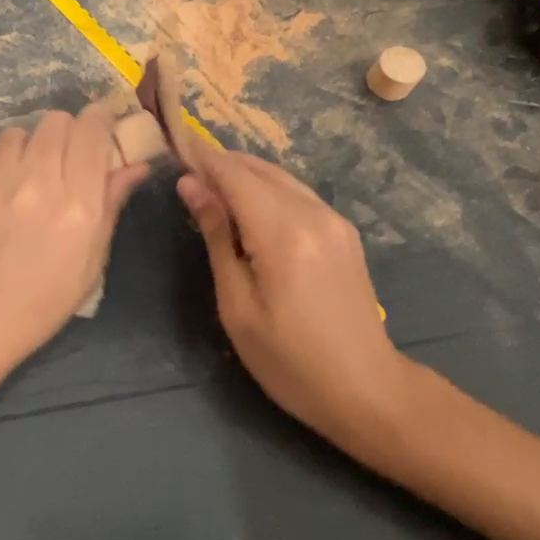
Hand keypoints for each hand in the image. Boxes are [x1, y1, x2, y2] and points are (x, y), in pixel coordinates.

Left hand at [0, 107, 150, 383]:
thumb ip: (110, 206)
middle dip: (64, 133)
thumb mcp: (89, 265)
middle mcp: (33, 183)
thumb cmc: (37, 305)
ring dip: (23, 150)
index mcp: (76, 206)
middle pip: (54, 121)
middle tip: (59, 160)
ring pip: (14, 134)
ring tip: (17, 183)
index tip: (97, 128)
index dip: (98, 121)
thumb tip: (134, 163)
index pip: (92, 129)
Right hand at [177, 147, 410, 449]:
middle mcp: (313, 215)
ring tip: (209, 186)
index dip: (201, 159)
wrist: (367, 391)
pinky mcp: (343, 234)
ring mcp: (334, 222)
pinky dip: (267, 189)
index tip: (171, 149)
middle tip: (184, 168)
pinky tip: (247, 207)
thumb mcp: (237, 305)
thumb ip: (216, 237)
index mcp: (283, 233)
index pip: (234, 176)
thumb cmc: (289, 359)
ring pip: (280, 178)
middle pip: (258, 170)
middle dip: (220, 163)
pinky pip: (298, 195)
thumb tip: (191, 187)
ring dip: (243, 175)